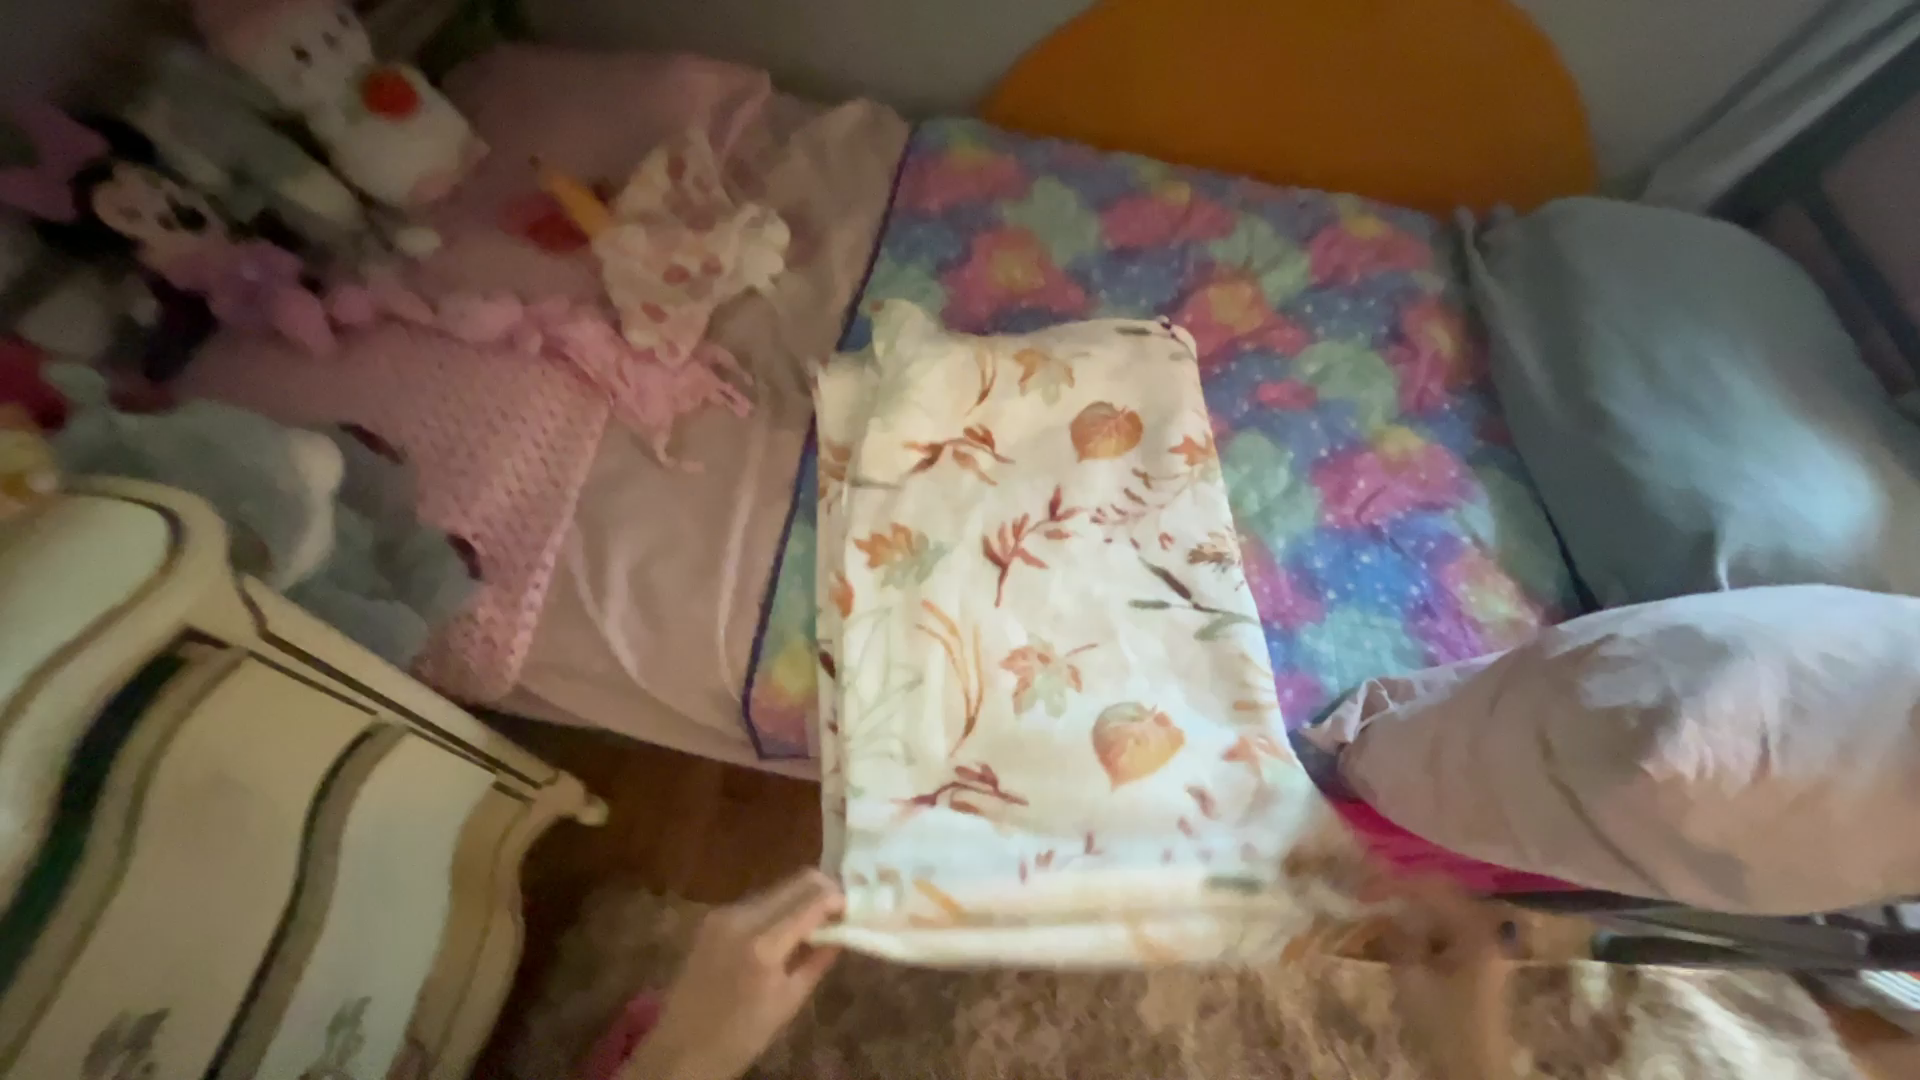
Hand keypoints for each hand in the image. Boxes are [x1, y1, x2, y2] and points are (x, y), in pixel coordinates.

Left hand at [618, 869, 844, 1079]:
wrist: (678, 1052)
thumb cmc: (738, 1038)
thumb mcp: (787, 1004)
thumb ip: (817, 961)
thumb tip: (842, 932)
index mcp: (763, 945)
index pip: (812, 900)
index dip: (838, 898)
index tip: (855, 907)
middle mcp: (743, 918)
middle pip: (796, 882)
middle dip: (823, 890)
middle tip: (841, 908)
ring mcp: (724, 913)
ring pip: (778, 888)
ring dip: (801, 896)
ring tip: (817, 918)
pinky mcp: (713, 917)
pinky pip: (757, 901)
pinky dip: (778, 906)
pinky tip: (786, 927)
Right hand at [1379, 878, 1516, 1079]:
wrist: (1472, 1072)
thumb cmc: (1442, 1024)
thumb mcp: (1411, 976)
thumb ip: (1395, 933)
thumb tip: (1379, 905)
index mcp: (1473, 932)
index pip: (1430, 888)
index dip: (1393, 882)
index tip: (1361, 887)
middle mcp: (1482, 933)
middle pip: (1438, 894)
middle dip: (1401, 889)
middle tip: (1368, 891)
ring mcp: (1481, 949)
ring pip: (1438, 912)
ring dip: (1408, 908)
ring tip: (1376, 909)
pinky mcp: (1473, 965)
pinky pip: (1441, 931)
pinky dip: (1417, 927)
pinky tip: (1395, 934)